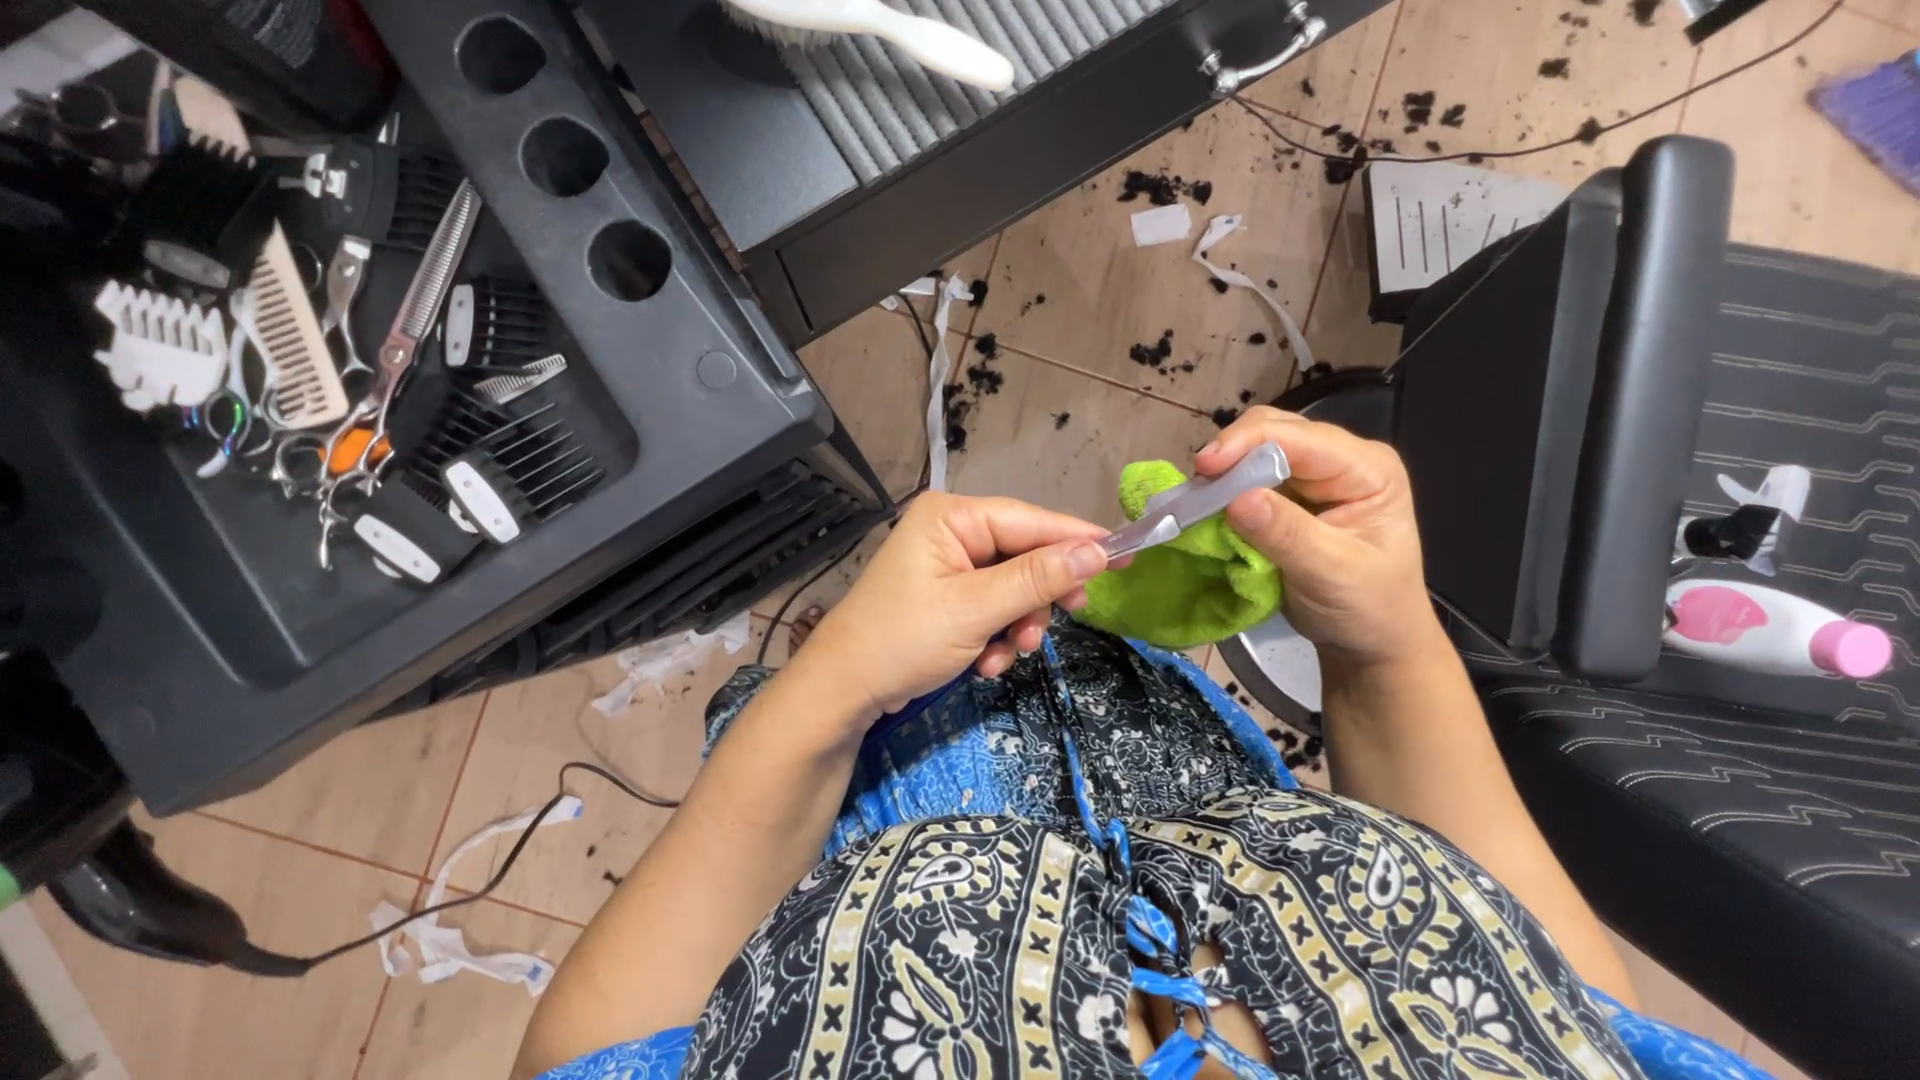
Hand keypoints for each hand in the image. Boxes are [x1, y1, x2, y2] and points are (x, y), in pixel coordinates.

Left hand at [790, 492, 1110, 720]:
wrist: (844, 691)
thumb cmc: (903, 640)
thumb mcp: (975, 609)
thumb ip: (1037, 578)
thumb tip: (1097, 552)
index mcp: (951, 518)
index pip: (1030, 520)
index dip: (1077, 539)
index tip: (1125, 555)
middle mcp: (952, 533)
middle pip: (1025, 556)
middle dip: (1038, 599)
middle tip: (1060, 621)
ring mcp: (949, 567)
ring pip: (1015, 589)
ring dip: (1018, 626)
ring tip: (1005, 655)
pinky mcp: (949, 599)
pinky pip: (994, 609)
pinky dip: (998, 637)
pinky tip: (985, 664)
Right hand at [1196, 406, 1440, 664]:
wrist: (1370, 641)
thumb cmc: (1367, 607)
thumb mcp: (1331, 573)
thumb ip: (1286, 534)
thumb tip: (1236, 500)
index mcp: (1366, 468)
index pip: (1300, 437)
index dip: (1248, 444)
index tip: (1204, 468)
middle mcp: (1338, 460)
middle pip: (1274, 431)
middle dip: (1232, 454)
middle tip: (1196, 486)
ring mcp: (1312, 476)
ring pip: (1255, 449)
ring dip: (1223, 472)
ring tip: (1196, 499)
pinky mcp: (1288, 495)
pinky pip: (1247, 477)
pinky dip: (1223, 489)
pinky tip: (1206, 506)